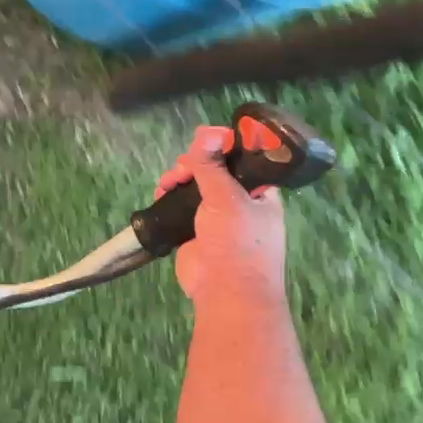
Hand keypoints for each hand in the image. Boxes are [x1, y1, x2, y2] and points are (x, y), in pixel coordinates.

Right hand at [154, 125, 287, 311]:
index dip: (221, 146)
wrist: (226, 291)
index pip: (242, 158)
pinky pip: (181, 202)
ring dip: (178, 178)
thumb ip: (212, 165)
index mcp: (261, 193)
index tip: (203, 142)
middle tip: (183, 171)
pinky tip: (162, 194)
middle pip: (213, 168)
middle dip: (193, 163)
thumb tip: (209, 131)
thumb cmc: (237, 243)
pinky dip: (169, 194)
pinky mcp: (196, 227)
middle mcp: (241, 202)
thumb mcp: (226, 198)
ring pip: (194, 184)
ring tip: (168, 184)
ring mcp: (217, 216)